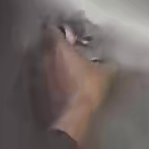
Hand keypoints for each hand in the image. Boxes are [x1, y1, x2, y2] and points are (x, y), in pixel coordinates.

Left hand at [45, 23, 115, 145]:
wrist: (70, 118)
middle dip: (55, 46)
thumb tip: (113, 62)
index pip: (53, 30)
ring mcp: (37, 73)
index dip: (60, 30)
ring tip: (65, 67)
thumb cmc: (86, 90)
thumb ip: (107, 64)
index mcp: (58, 48)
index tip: (69, 35)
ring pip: (42, 60)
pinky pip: (41, 76)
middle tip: (68, 50)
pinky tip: (59, 82)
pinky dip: (48, 76)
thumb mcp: (104, 74)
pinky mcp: (35, 88)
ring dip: (51, 61)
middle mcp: (44, 57)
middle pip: (45, 44)